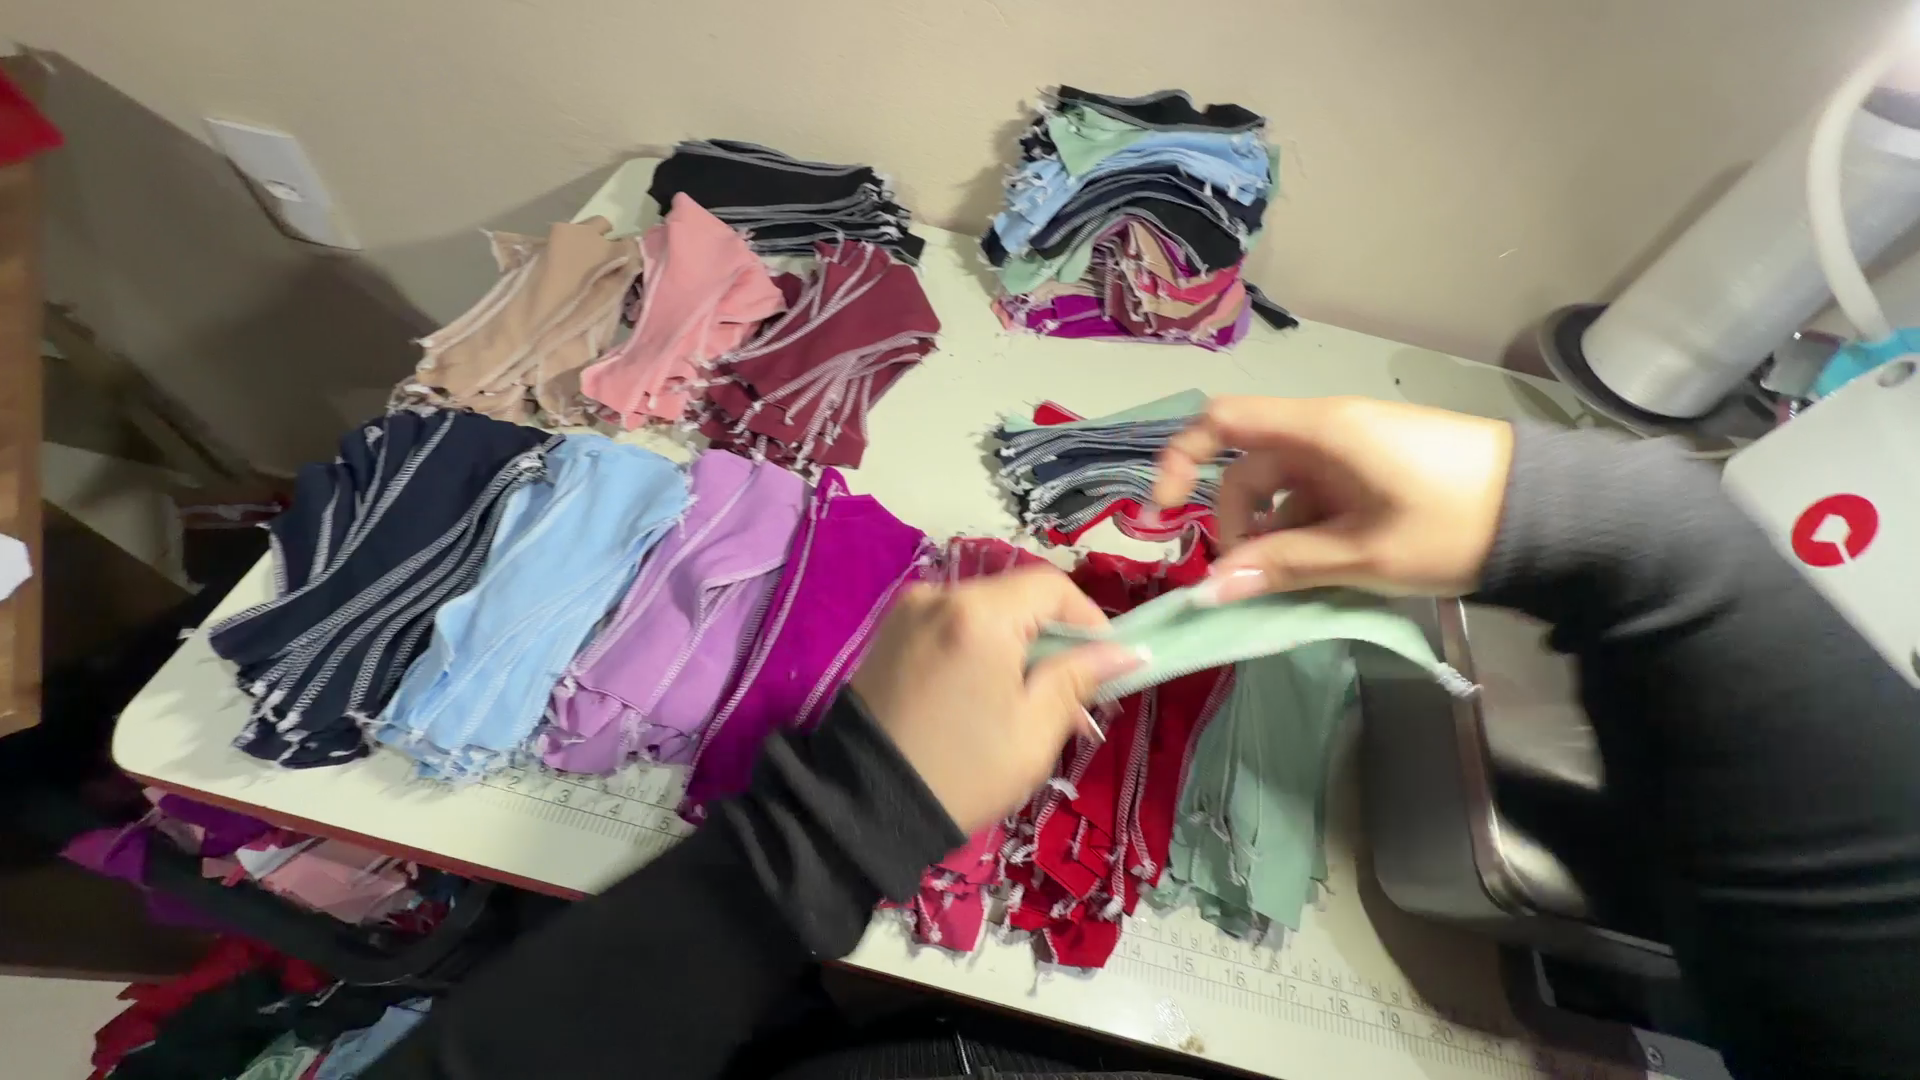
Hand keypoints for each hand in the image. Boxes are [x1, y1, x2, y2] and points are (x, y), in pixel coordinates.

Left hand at [850, 567, 1145, 833]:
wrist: (861, 808)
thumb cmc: (960, 774)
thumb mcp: (1033, 732)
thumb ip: (1078, 678)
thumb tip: (1125, 651)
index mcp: (978, 615)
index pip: (1051, 586)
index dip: (1088, 619)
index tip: (1105, 662)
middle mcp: (940, 595)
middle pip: (1016, 597)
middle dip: (1051, 638)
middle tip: (1069, 694)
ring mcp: (909, 611)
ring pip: (985, 612)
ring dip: (1015, 645)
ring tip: (1026, 702)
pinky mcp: (890, 632)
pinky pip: (952, 625)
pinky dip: (978, 648)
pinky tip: (983, 693)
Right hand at [1155, 396, 1514, 599]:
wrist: (1557, 515)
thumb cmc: (1456, 523)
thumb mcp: (1363, 553)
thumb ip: (1281, 567)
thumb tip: (1209, 590)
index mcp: (1318, 432)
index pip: (1221, 422)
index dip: (1179, 460)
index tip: (1164, 511)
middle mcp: (1324, 432)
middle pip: (1248, 470)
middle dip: (1234, 523)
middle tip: (1247, 577)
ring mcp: (1348, 452)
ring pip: (1280, 490)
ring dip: (1270, 534)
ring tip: (1292, 580)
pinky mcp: (1370, 471)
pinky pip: (1313, 497)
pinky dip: (1304, 531)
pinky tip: (1324, 567)